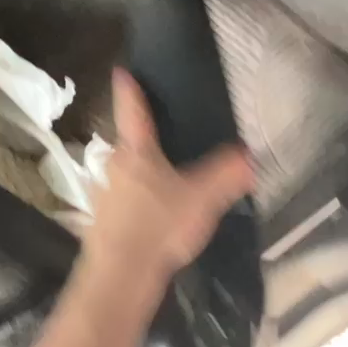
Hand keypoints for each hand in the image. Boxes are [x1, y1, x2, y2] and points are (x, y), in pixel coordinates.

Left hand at [81, 70, 255, 282]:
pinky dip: (136, 208)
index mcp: (135, 152)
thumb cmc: (158, 226)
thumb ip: (227, 176)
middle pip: (128, 147)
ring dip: (139, 180)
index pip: (132, 110)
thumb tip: (247, 157)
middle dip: (143, 146)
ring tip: (163, 190)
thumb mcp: (202, 199)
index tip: (123, 70)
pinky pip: (122, 206)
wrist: (120, 276)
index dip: (130, 89)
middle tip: (164, 147)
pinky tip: (153, 223)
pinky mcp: (100, 224)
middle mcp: (112, 168)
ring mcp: (102, 196)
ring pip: (124, 178)